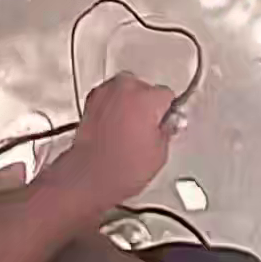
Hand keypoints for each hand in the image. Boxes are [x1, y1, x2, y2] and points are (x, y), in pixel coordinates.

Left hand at [49, 73, 174, 208]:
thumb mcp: (159, 154)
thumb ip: (168, 130)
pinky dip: (113, 105)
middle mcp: (126, 87)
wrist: (91, 174)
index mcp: (147, 98)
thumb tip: (169, 123)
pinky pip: (110, 95)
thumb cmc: (122, 167)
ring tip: (129, 131)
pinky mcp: (92, 97)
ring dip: (129, 103)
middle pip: (146, 88)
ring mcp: (107, 90)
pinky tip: (115, 127)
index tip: (166, 122)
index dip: (168, 111)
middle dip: (148, 106)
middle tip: (147, 130)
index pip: (167, 94)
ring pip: (127, 89)